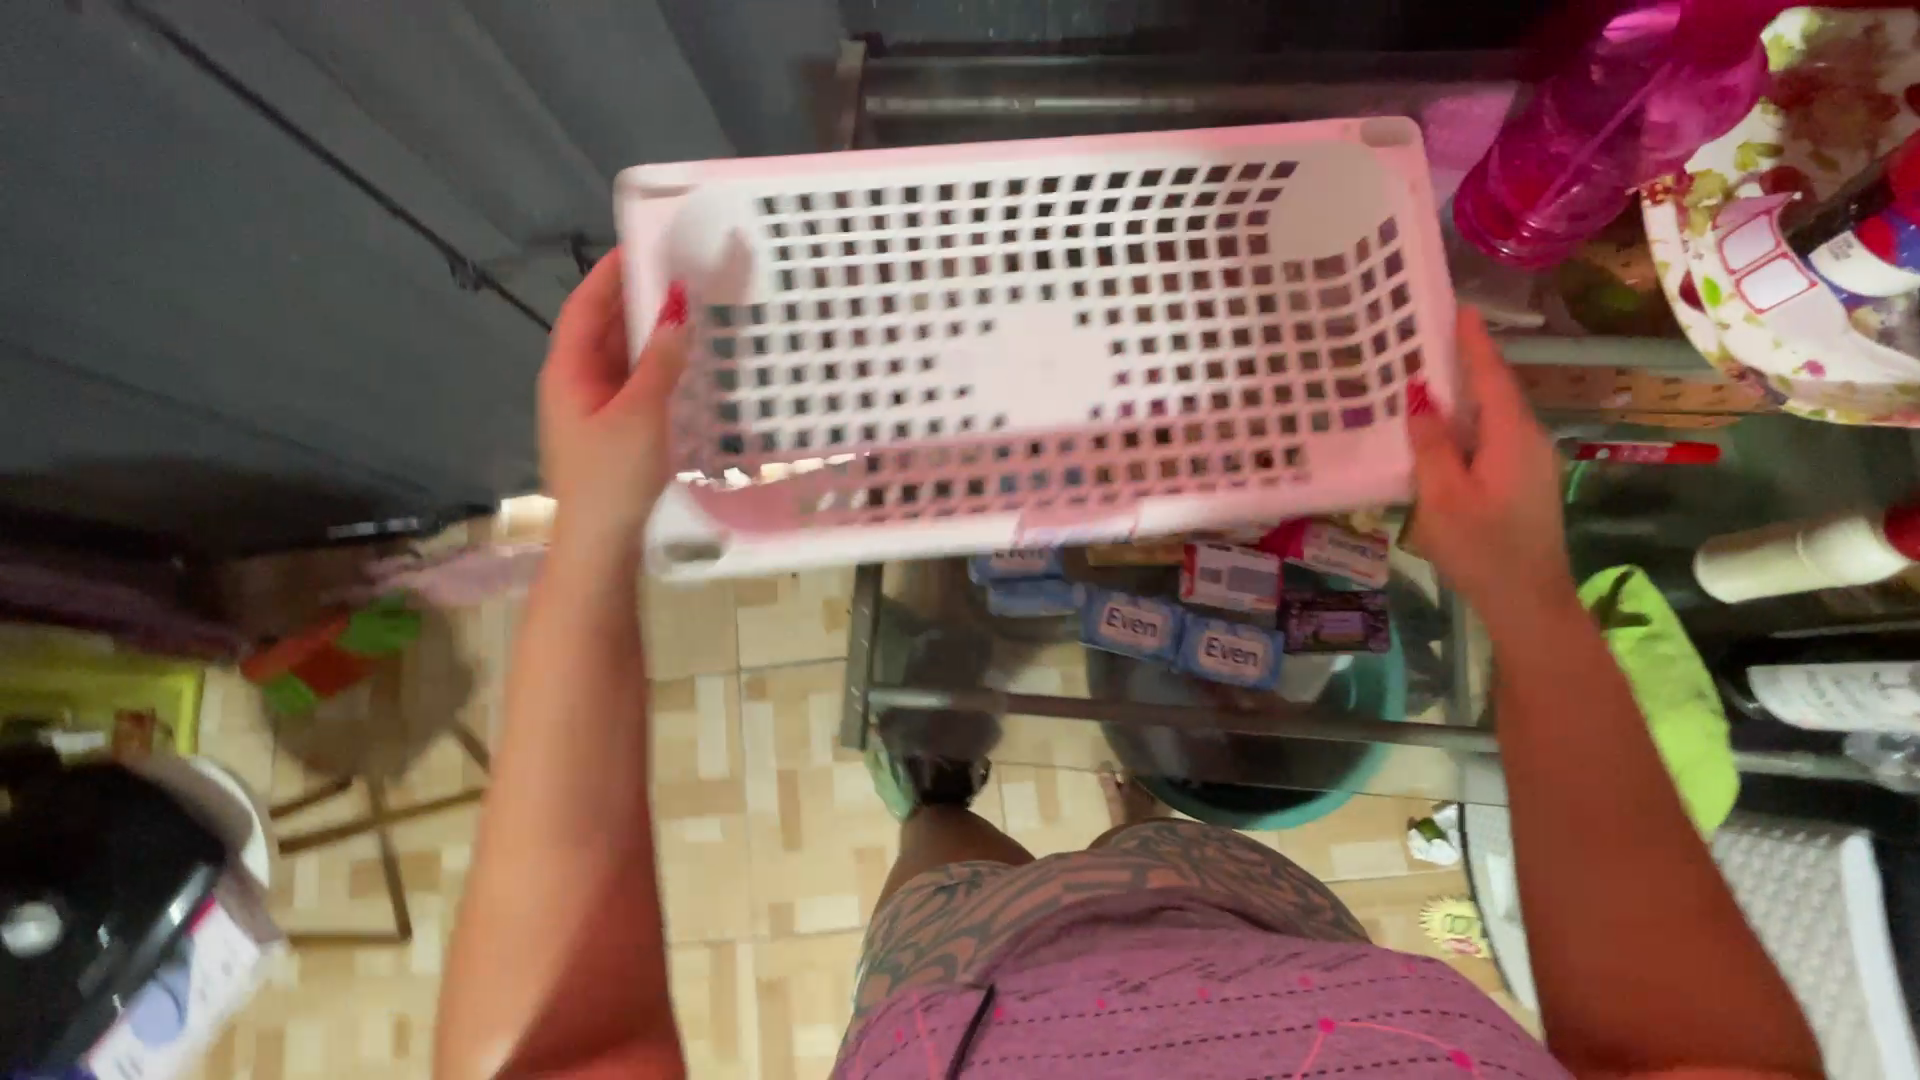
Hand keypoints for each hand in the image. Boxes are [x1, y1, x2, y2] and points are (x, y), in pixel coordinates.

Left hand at [536, 250, 686, 555]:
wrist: (600, 543)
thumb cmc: (613, 475)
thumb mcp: (641, 414)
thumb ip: (661, 362)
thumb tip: (678, 312)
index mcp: (567, 372)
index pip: (585, 307)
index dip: (610, 274)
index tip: (642, 246)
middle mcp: (574, 384)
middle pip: (602, 330)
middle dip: (634, 301)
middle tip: (676, 274)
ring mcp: (591, 410)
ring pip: (619, 359)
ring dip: (648, 336)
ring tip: (686, 311)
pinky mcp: (611, 432)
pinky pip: (632, 385)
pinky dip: (654, 368)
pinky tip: (682, 367)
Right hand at [1405, 308, 1574, 627]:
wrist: (1527, 600)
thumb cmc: (1481, 548)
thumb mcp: (1443, 496)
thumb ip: (1431, 445)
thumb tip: (1419, 398)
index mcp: (1510, 436)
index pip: (1490, 375)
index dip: (1473, 341)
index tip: (1457, 307)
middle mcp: (1527, 439)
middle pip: (1494, 391)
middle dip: (1464, 362)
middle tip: (1424, 339)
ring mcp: (1529, 461)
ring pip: (1491, 415)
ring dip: (1462, 394)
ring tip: (1424, 377)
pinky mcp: (1521, 481)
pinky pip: (1490, 437)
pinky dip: (1465, 422)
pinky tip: (1440, 428)